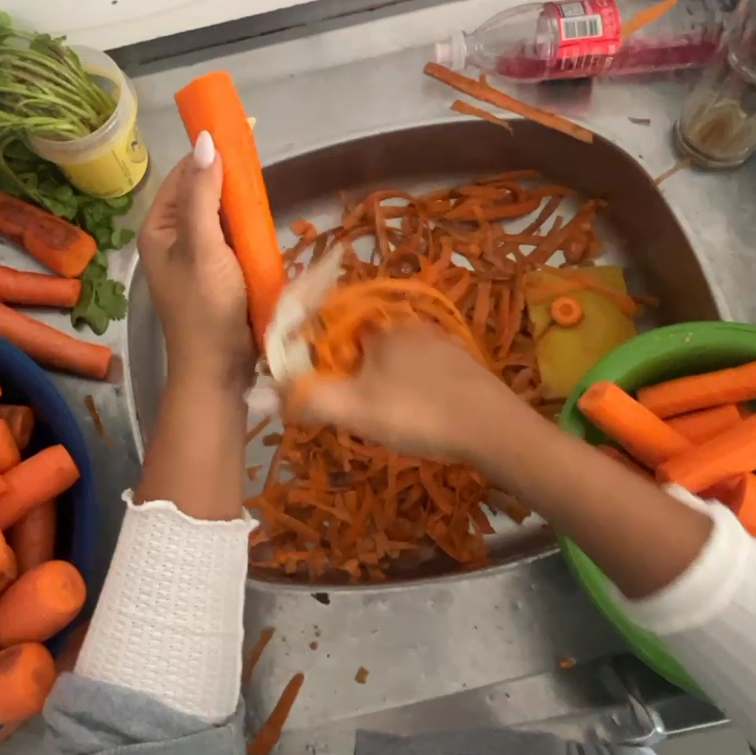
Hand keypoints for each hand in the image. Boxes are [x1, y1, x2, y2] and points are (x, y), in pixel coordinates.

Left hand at [136, 132, 253, 393]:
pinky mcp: (217, 274)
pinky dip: (246, 229)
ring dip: (240, 205)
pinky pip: (231, 239)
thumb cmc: (206, 307)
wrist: (218, 369)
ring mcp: (195, 257)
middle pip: (202, 193)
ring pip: (219, 216)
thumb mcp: (203, 246)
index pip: (184, 175)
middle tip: (260, 164)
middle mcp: (173, 239)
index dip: (210, 153)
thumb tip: (205, 140)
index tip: (242, 132)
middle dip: (228, 178)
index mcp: (159, 228)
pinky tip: (264, 223)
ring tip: (264, 191)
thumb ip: (203, 194)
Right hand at [291, 325, 537, 467]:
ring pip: (389, 360)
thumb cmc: (418, 413)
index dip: (315, 357)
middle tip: (351, 413)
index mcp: (378, 325)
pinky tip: (414, 418)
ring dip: (376, 385)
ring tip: (382, 421)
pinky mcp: (460, 364)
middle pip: (359, 345)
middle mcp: (407, 324)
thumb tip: (259, 394)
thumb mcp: (353, 409)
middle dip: (348, 375)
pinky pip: (417, 372)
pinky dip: (406, 392)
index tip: (319, 390)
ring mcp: (438, 342)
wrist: (496, 431)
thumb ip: (305, 399)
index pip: (329, 327)